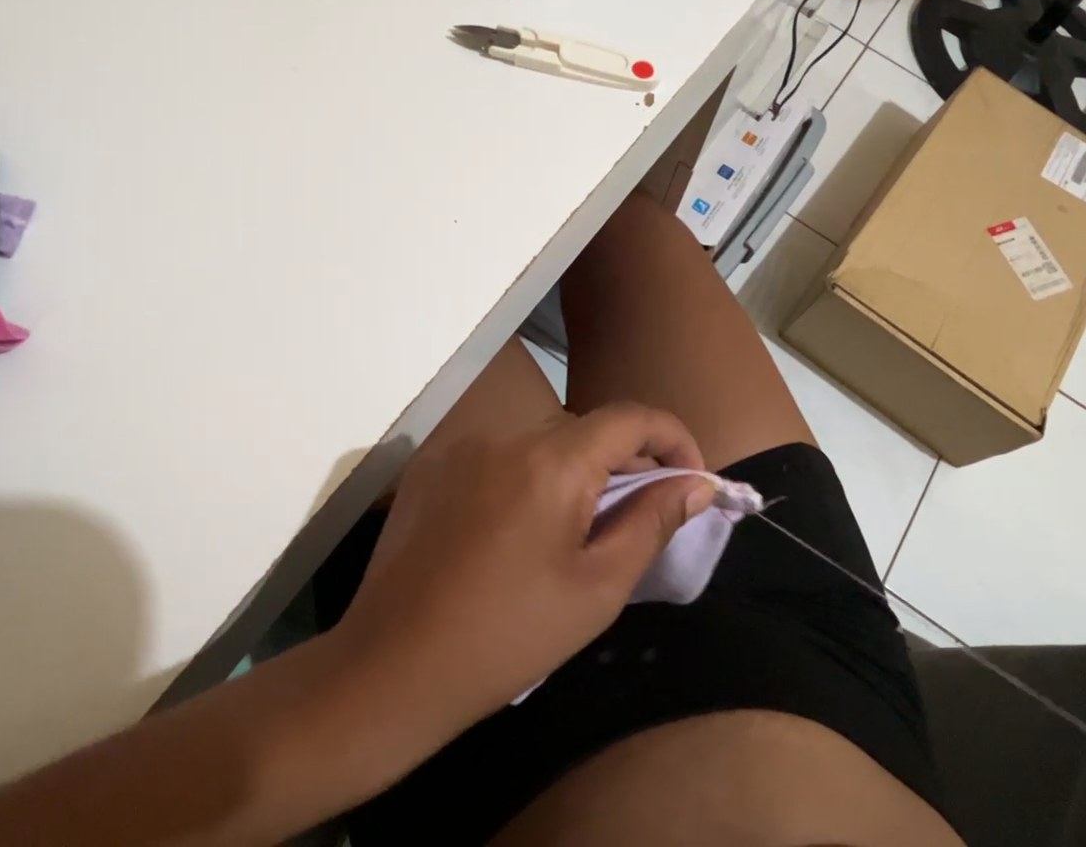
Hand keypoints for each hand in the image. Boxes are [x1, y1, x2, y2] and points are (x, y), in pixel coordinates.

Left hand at [333, 402, 715, 742]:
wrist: (390, 669)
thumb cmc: (508, 636)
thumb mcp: (598, 588)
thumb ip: (652, 522)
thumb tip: (695, 484)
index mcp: (550, 461)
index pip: (631, 417)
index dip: (674, 439)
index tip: (691, 480)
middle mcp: (503, 436)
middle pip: (585, 429)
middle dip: (627, 463)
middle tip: (644, 515)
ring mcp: (459, 449)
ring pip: (541, 443)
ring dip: (576, 471)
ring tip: (581, 529)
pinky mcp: (429, 470)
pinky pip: (498, 458)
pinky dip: (528, 478)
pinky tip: (521, 531)